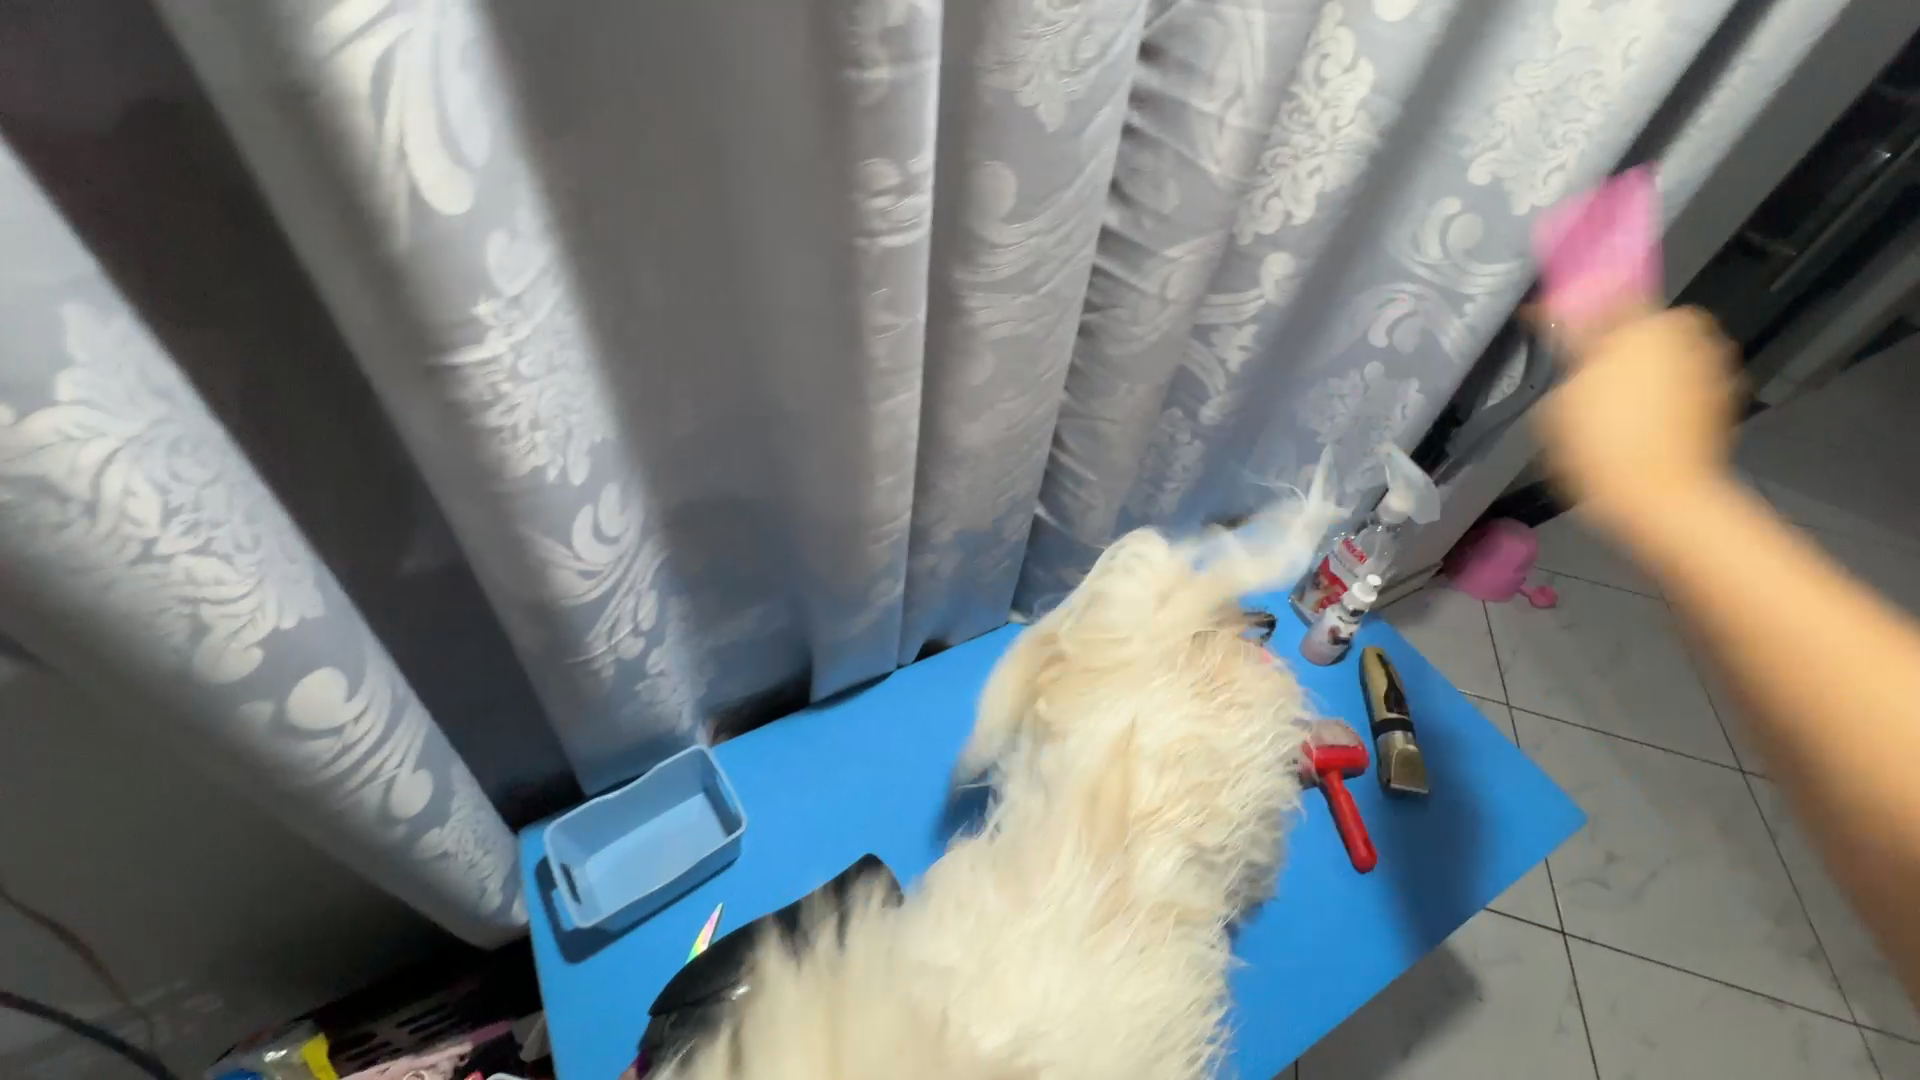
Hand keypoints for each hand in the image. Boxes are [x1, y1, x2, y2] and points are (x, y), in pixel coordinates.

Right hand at [1531, 305, 1742, 541]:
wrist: (1658, 498)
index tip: (1542, 313)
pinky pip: (1674, 382)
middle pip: (1638, 325)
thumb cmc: (1603, 445)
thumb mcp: (1564, 394)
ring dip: (1632, 365)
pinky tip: (1626, 418)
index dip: (1572, 302)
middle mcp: (1687, 338)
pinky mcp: (1716, 400)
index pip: (1605, 294)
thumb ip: (1573, 345)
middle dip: (1610, 339)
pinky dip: (1651, 391)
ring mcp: (1708, 369)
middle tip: (1574, 366)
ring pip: (1658, 354)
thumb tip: (1567, 308)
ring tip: (1597, 398)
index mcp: (1649, 326)